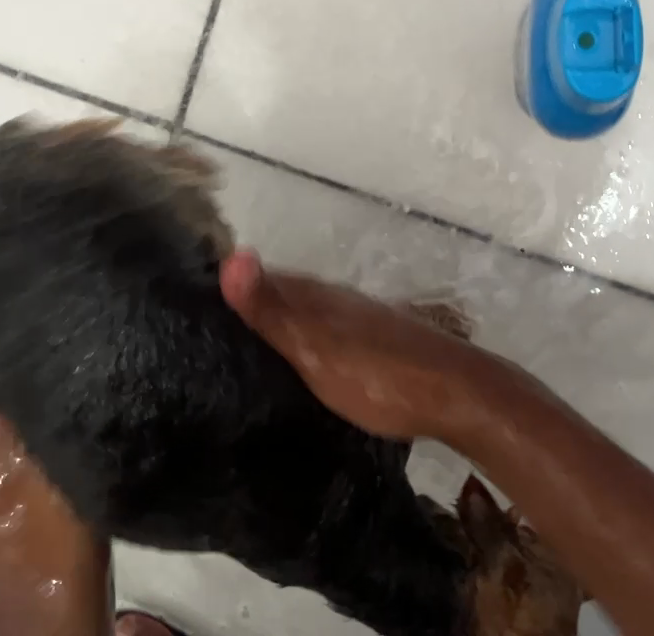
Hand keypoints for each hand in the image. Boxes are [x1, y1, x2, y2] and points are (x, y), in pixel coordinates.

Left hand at [0, 277, 108, 635]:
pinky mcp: (15, 459)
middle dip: (30, 353)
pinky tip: (87, 394)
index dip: (8, 324)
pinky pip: (30, 408)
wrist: (63, 587)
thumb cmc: (26, 510)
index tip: (57, 313)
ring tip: (89, 369)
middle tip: (79, 350)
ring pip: (14, 385)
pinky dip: (54, 400)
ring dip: (47, 375)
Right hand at [219, 250, 516, 440]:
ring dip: (285, 327)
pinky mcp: (382, 349)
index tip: (197, 304)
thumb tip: (231, 255)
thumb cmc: (378, 375)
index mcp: (322, 297)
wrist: (456, 397)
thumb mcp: (316, 348)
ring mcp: (366, 324)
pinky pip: (333, 338)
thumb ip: (274, 310)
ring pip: (314, 317)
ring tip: (252, 352)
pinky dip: (311, 346)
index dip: (234, 287)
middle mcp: (343, 302)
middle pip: (291, 297)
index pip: (268, 279)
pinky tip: (306, 367)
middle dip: (257, 307)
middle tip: (215, 333)